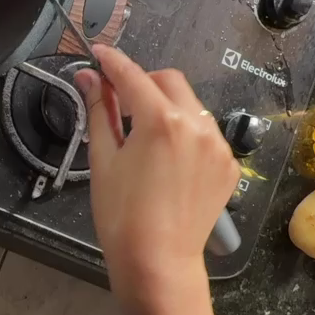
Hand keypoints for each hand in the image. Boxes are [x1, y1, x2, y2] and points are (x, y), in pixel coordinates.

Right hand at [74, 45, 239, 292]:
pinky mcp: (228, 165)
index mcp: (160, 121)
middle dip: (142, 82)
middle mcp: (196, 124)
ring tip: (142, 135)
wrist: (157, 261)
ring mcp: (218, 145)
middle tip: (117, 100)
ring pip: (190, 105)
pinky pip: (205, 133)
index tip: (97, 53)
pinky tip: (165, 159)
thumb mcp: (102, 159)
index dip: (112, 61)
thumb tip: (86, 78)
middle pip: (168, 81)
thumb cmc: (120, 214)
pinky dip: (184, 133)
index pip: (132, 76)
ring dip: (164, 107)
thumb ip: (98, 111)